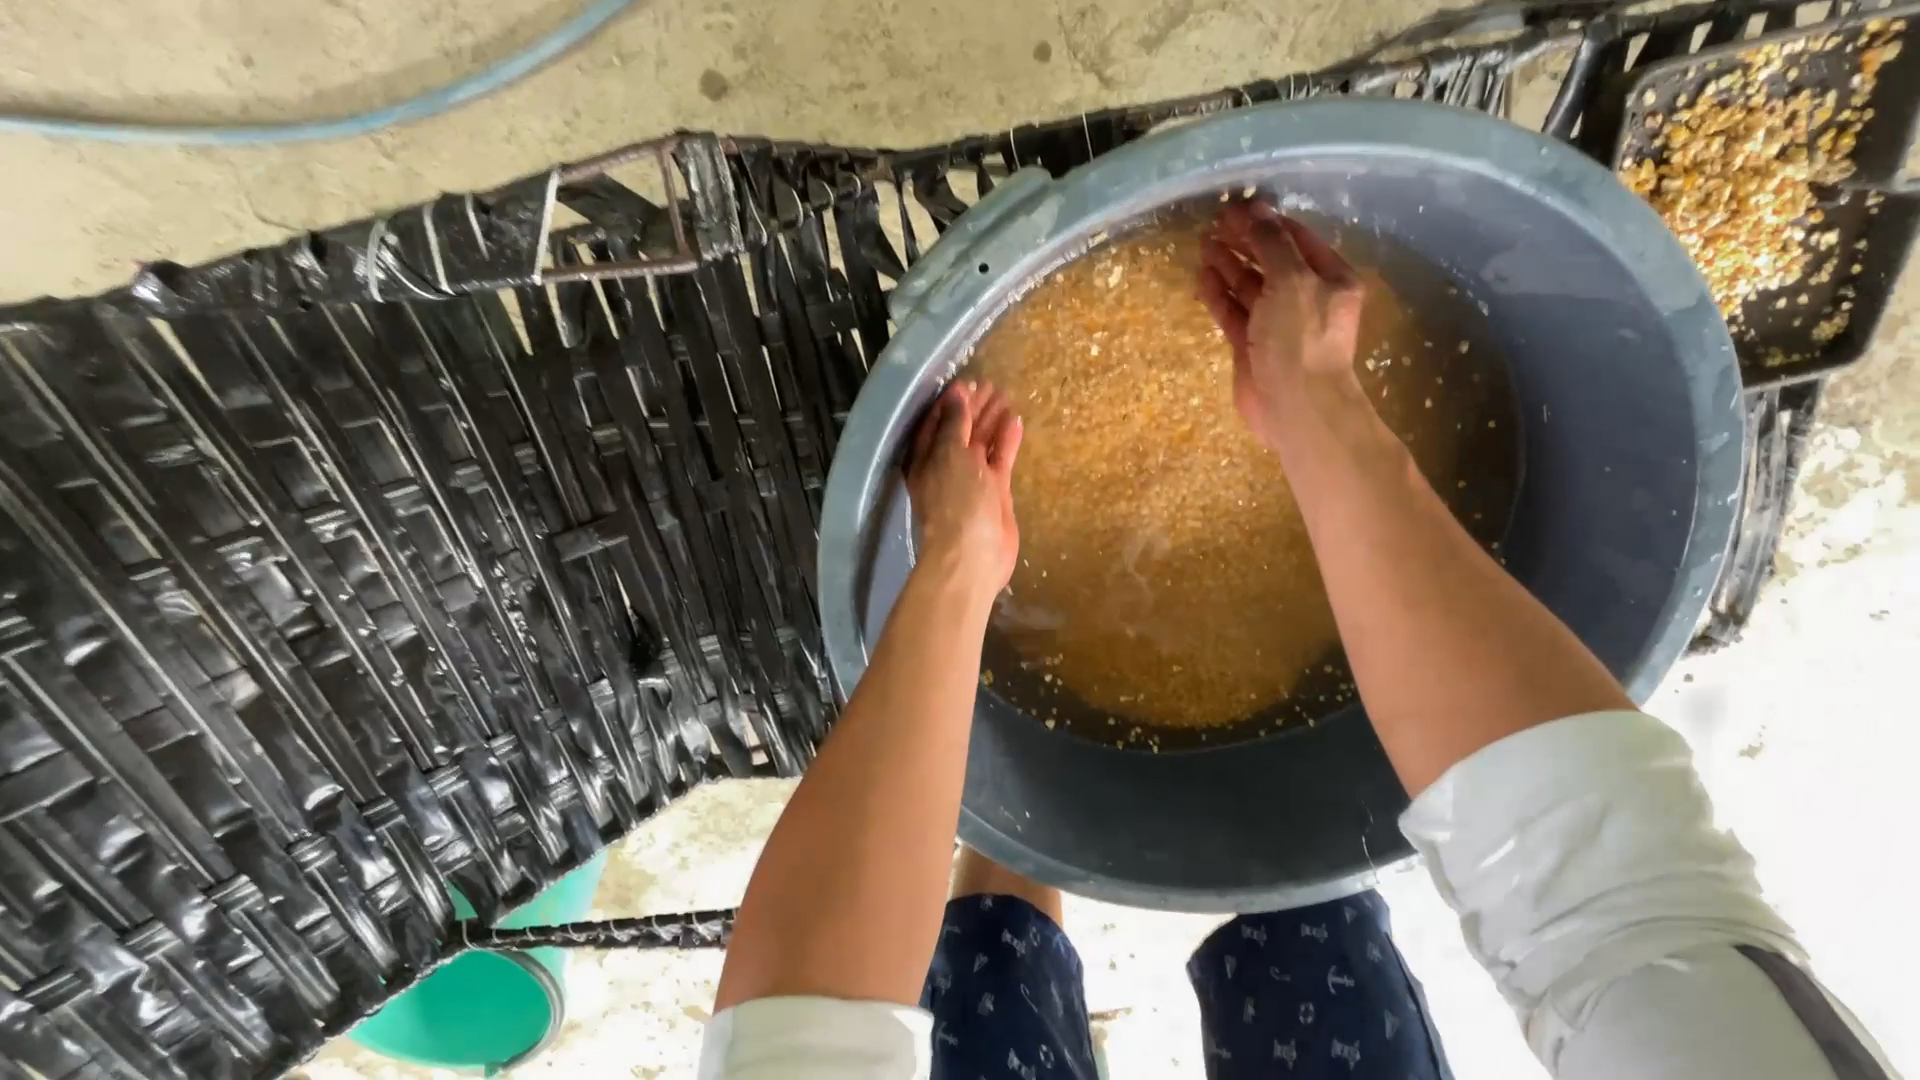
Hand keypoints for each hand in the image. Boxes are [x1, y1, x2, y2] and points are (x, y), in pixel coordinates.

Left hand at [906, 380, 1023, 595]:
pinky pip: (1000, 460)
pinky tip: (1016, 422)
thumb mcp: (949, 454)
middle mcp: (945, 466)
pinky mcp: (994, 491)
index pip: (935, 422)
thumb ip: (954, 423)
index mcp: (925, 457)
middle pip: (959, 430)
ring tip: (1006, 396)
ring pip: (981, 443)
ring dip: (991, 421)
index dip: (949, 402)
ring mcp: (971, 479)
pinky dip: (1007, 442)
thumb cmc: (955, 500)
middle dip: (973, 408)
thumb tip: (957, 394)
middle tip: (991, 385)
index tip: (966, 381)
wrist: (973, 553)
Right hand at [1197, 201, 1366, 450]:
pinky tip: (1203, 277)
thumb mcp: (1292, 280)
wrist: (1294, 404)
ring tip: (1203, 245)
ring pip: (1249, 287)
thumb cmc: (1301, 337)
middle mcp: (1304, 297)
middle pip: (1270, 261)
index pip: (1296, 239)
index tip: (1236, 208)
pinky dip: (1220, 295)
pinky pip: (1234, 312)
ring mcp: (1276, 323)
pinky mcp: (1251, 345)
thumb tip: (1257, 208)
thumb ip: (1272, 243)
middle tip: (1214, 224)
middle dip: (1244, 241)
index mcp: (1329, 278)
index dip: (1266, 221)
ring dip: (1228, 265)